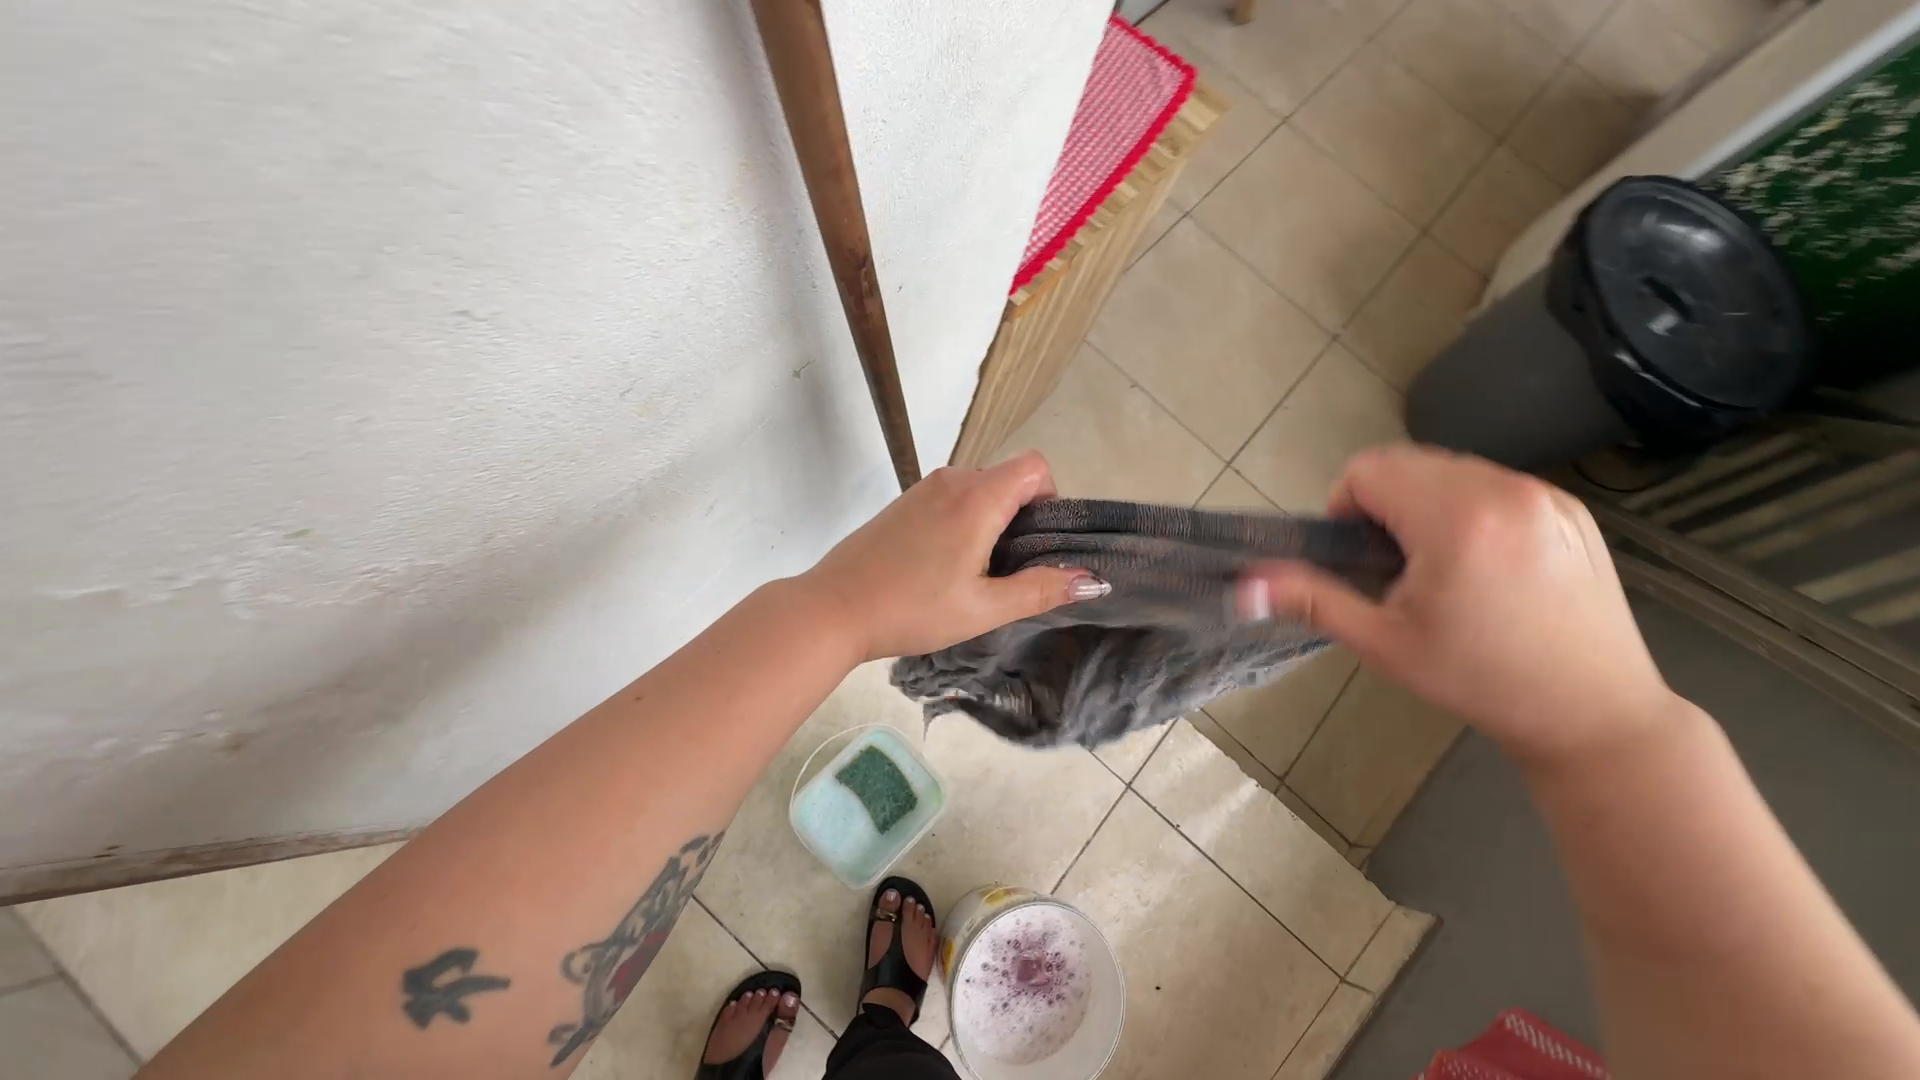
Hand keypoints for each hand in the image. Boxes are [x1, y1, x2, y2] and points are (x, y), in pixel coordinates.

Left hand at [799, 451, 1107, 661]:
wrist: (833, 609)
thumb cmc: (912, 609)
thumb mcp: (983, 608)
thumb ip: (1040, 589)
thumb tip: (1094, 582)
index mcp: (976, 497)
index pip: (1035, 466)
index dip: (1049, 499)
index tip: (1037, 543)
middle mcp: (951, 480)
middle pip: (1007, 479)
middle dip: (1020, 517)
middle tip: (1006, 570)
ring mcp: (921, 489)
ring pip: (978, 490)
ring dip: (990, 522)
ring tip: (973, 574)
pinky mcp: (902, 504)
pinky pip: (950, 499)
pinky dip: (962, 522)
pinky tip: (942, 568)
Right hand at [1240, 443, 1676, 766]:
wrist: (1592, 713)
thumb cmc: (1477, 679)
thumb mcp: (1383, 644)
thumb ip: (1311, 600)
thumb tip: (1242, 586)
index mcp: (1454, 518)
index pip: (1368, 469)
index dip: (1347, 508)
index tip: (1363, 559)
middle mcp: (1503, 490)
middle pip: (1408, 463)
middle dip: (1385, 504)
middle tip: (1397, 568)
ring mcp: (1544, 496)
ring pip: (1451, 470)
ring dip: (1426, 504)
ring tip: (1441, 567)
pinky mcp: (1571, 509)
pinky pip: (1495, 485)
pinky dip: (1471, 510)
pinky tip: (1485, 566)